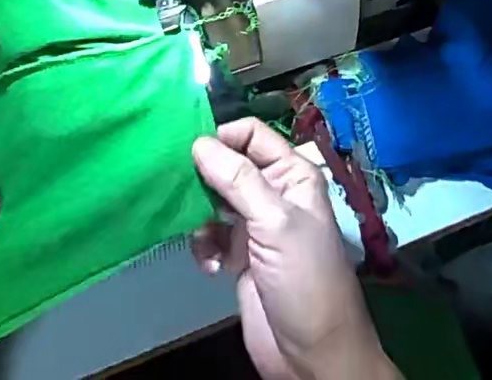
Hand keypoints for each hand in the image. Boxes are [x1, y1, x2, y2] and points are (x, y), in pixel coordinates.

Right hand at [191, 119, 399, 379]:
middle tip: (178, 186)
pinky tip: (210, 266)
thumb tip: (199, 142)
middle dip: (204, 174)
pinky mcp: (239, 256)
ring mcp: (255, 225)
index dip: (223, 137)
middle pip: (229, 165)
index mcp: (292, 173)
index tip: (189, 150)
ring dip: (201, 214)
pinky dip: (204, 246)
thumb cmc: (304, 277)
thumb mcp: (274, 221)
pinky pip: (211, 236)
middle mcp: (273, 192)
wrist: (313, 356)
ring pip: (215, 200)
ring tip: (198, 233)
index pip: (252, 135)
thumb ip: (237, 179)